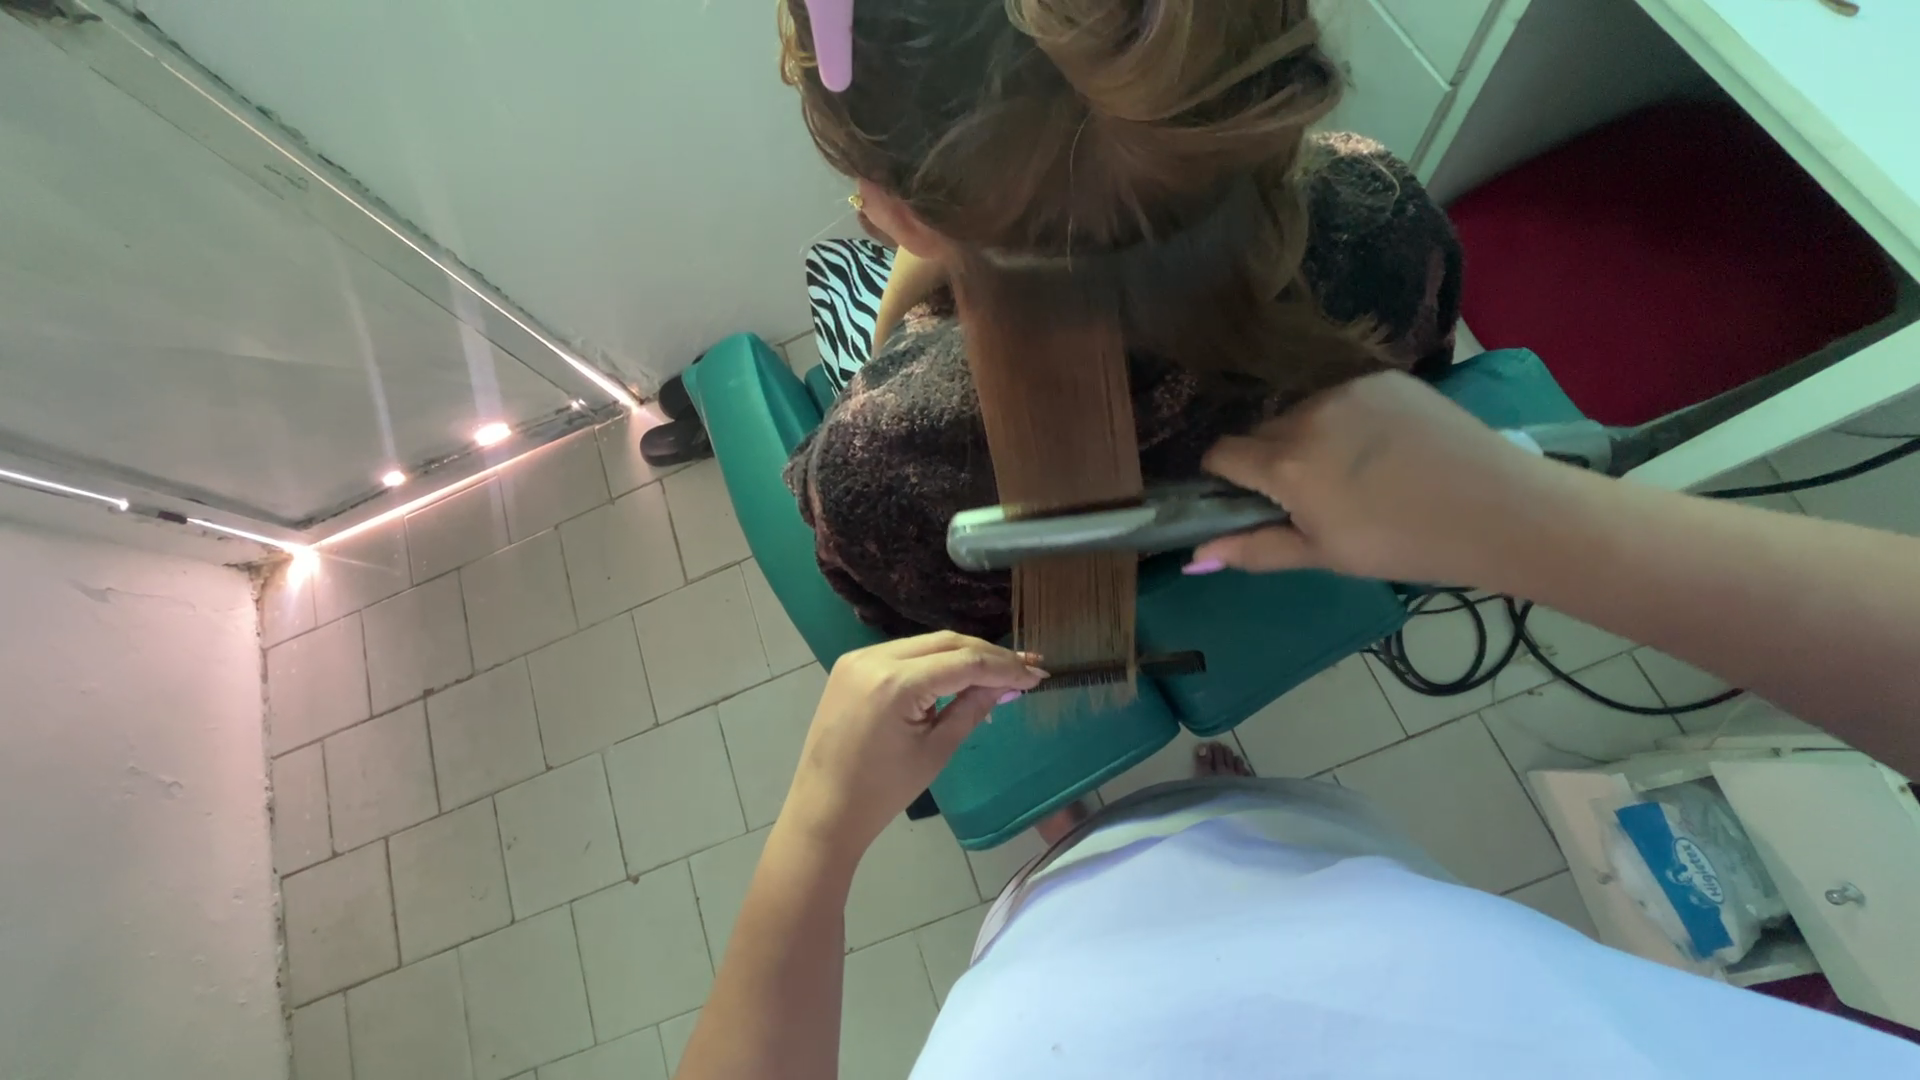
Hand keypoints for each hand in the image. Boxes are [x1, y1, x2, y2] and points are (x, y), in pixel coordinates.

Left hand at [780, 633, 1044, 858]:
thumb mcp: (936, 750)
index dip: (1005, 667)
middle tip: (1027, 668)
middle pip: (947, 642)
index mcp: (895, 683)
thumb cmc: (883, 791)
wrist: (824, 811)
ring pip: (927, 644)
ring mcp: (859, 658)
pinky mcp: (852, 665)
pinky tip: (960, 675)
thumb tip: (1008, 683)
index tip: (1038, 675)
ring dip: (964, 655)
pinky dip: (935, 661)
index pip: (964, 662)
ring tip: (1001, 672)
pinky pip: (905, 653)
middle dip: (989, 655)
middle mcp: (875, 658)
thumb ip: (973, 707)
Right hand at [1192, 371, 1567, 583]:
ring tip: (1355, 473)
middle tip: (1310, 497)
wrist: (1502, 511)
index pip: (1220, 453)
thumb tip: (1196, 556)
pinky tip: (1384, 449)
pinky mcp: (1385, 379)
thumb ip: (1254, 549)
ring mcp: (1348, 391)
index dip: (1222, 477)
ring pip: (1300, 416)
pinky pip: (1341, 399)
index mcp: (1285, 463)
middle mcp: (1306, 416)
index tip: (1247, 500)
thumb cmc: (1402, 544)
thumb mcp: (1323, 555)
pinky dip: (1346, 422)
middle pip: (1260, 434)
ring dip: (1306, 440)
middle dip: (1268, 462)